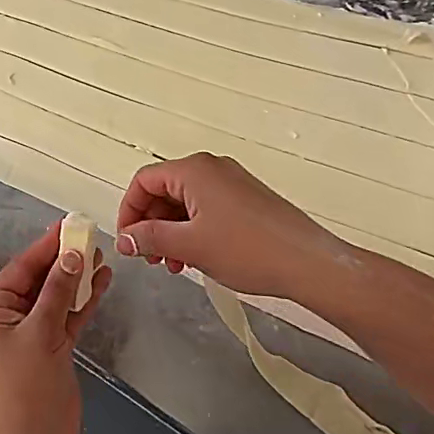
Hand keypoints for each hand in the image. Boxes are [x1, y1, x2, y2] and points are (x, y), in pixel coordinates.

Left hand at [0, 223, 112, 433]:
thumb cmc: (25, 390)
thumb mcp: (39, 334)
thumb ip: (57, 292)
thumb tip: (70, 256)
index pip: (22, 268)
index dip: (46, 247)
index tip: (69, 226)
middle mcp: (9, 318)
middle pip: (40, 280)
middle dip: (64, 260)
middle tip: (90, 237)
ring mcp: (32, 334)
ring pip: (56, 297)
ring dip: (77, 279)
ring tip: (101, 255)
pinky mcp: (51, 350)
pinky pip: (67, 317)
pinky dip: (83, 302)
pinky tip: (101, 283)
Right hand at [115, 152, 348, 297]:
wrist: (309, 263)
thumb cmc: (248, 249)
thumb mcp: (189, 245)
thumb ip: (150, 238)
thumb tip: (124, 238)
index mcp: (194, 170)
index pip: (144, 181)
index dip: (129, 211)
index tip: (127, 241)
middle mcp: (212, 168)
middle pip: (164, 190)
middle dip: (150, 224)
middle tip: (148, 258)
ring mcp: (232, 183)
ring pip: (185, 203)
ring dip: (171, 232)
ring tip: (172, 264)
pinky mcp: (246, 199)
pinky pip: (206, 209)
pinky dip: (193, 231)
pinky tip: (194, 258)